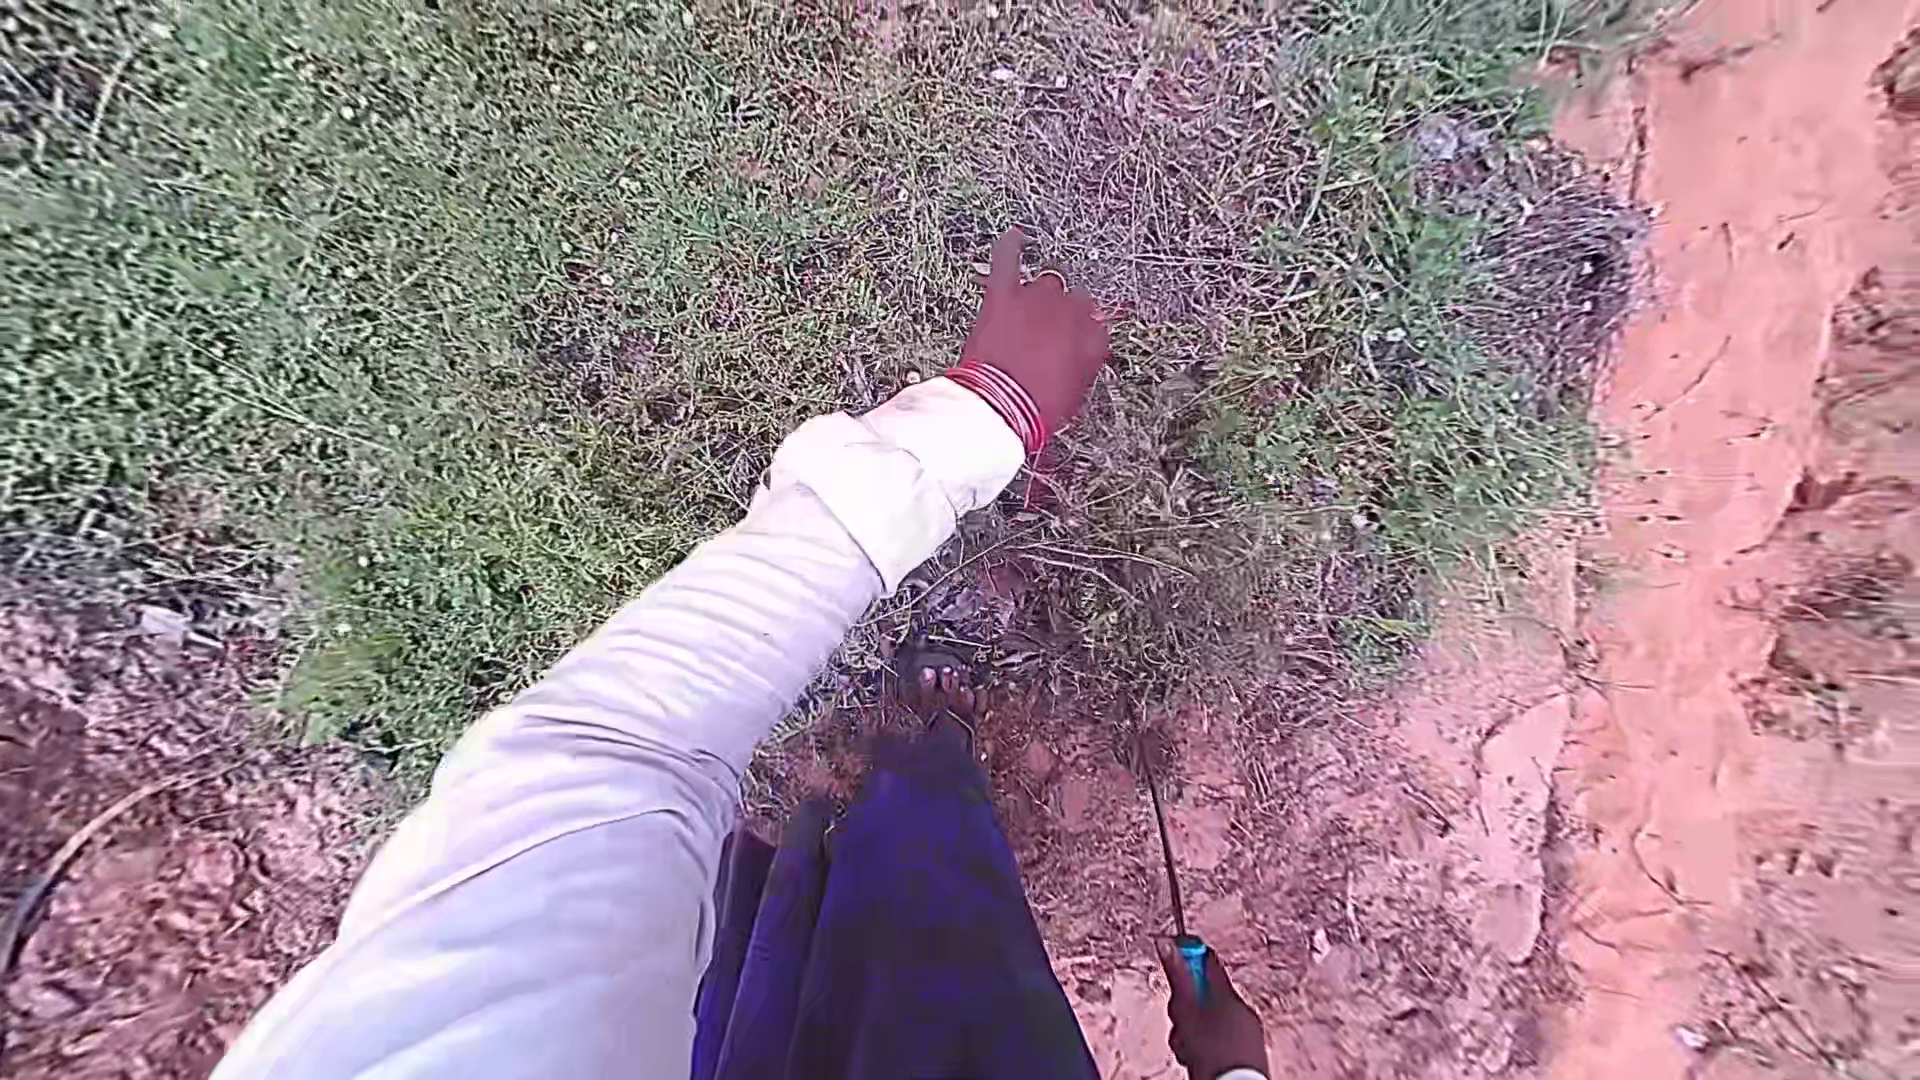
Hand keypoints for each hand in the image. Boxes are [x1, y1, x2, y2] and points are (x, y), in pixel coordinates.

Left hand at [960, 226, 1109, 431]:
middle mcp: (1072, 313)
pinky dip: (1011, 245)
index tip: (1074, 344)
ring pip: (1049, 282)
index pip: (1097, 326)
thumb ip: (1082, 366)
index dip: (1083, 335)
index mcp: (1093, 340)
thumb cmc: (1035, 408)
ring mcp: (1039, 300)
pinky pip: (1009, 258)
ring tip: (1035, 305)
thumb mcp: (1072, 394)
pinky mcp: (1006, 295)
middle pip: (1074, 301)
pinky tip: (1014, 237)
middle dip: (1065, 315)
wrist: (1000, 406)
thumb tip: (1084, 355)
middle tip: (1050, 334)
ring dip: (1043, 293)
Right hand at [1158, 940, 1267, 1079]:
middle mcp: (1243, 1010)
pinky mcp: (1249, 1053)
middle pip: (1207, 990)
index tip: (1173, 955)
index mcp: (1228, 994)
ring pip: (1212, 1014)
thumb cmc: (1213, 1056)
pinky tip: (1197, 1051)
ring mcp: (1249, 1032)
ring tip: (1186, 1041)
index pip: (1207, 958)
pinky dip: (1208, 1038)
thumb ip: (1177, 975)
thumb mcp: (1185, 1011)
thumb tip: (1166, 942)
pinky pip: (1223, 1034)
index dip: (1188, 954)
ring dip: (1194, 1023)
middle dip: (1187, 1001)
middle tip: (1178, 1015)